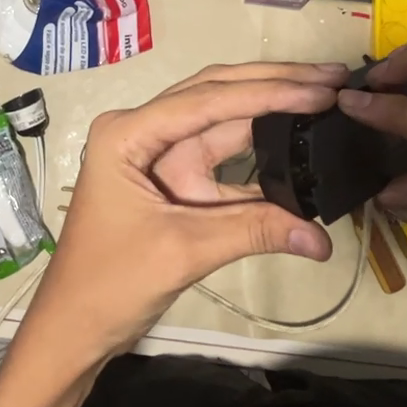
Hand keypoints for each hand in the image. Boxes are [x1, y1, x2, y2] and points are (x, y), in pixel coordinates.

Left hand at [34, 62, 346, 359]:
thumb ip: (253, 232)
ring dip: (271, 105)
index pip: (206, 101)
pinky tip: (297, 136)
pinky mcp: (176, 174)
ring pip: (223, 115)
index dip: (266, 93)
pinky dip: (262, 148)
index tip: (318, 91)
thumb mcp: (182, 251)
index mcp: (129, 131)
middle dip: (274, 83)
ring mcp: (160, 149)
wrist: (74, 328)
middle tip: (332, 78)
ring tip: (324, 93)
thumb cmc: (110, 283)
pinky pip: (224, 152)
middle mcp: (144, 128)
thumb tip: (322, 239)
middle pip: (216, 92)